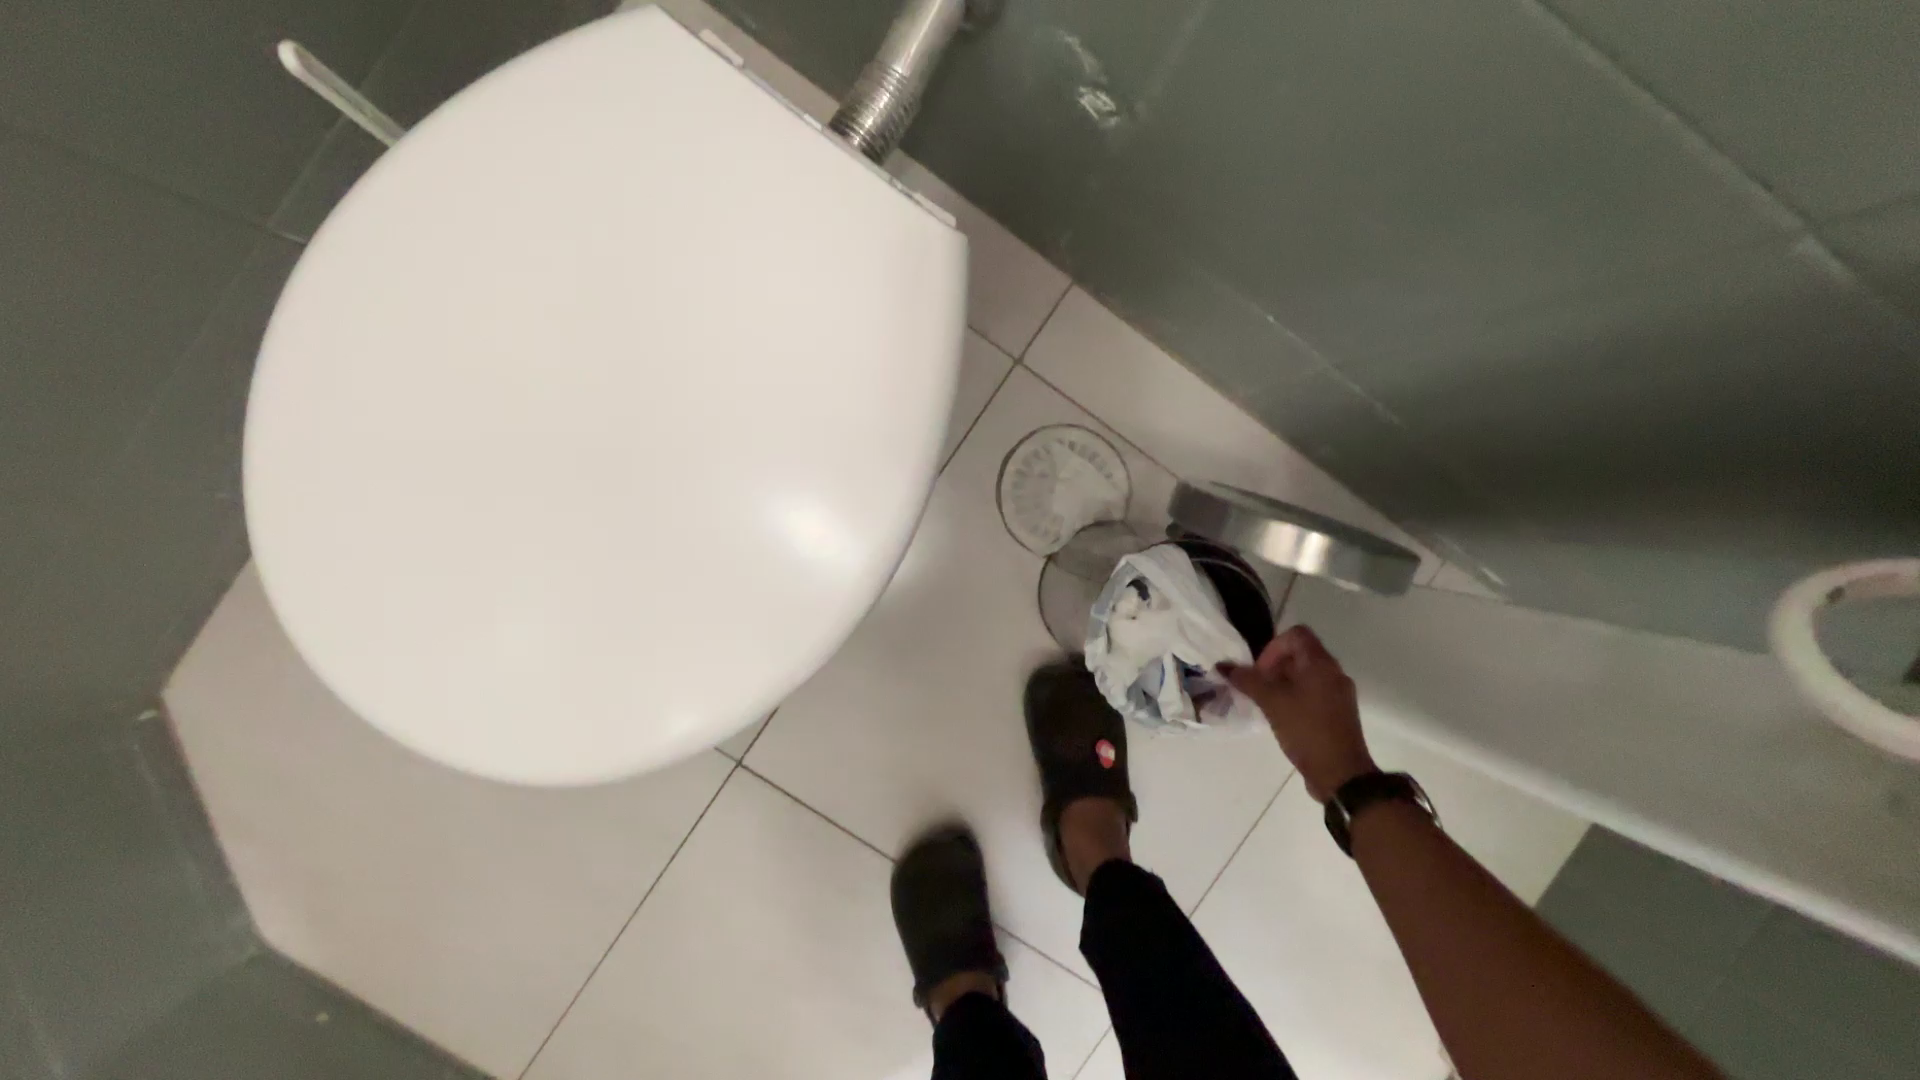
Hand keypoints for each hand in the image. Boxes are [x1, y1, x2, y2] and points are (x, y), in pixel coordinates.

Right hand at [1222, 625, 1374, 802]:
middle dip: (1274, 666)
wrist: (1340, 773)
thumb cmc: (1305, 730)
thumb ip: (1246, 680)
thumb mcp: (1271, 703)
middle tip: (1258, 688)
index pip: (1295, 634)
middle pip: (1300, 653)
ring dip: (1283, 682)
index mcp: (1320, 663)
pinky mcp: (1338, 712)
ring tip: (1267, 704)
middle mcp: (1334, 672)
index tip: (1260, 672)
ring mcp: (1339, 693)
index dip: (1273, 647)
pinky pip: (1314, 692)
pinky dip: (1295, 696)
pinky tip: (1282, 717)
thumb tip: (1222, 666)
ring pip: (1306, 674)